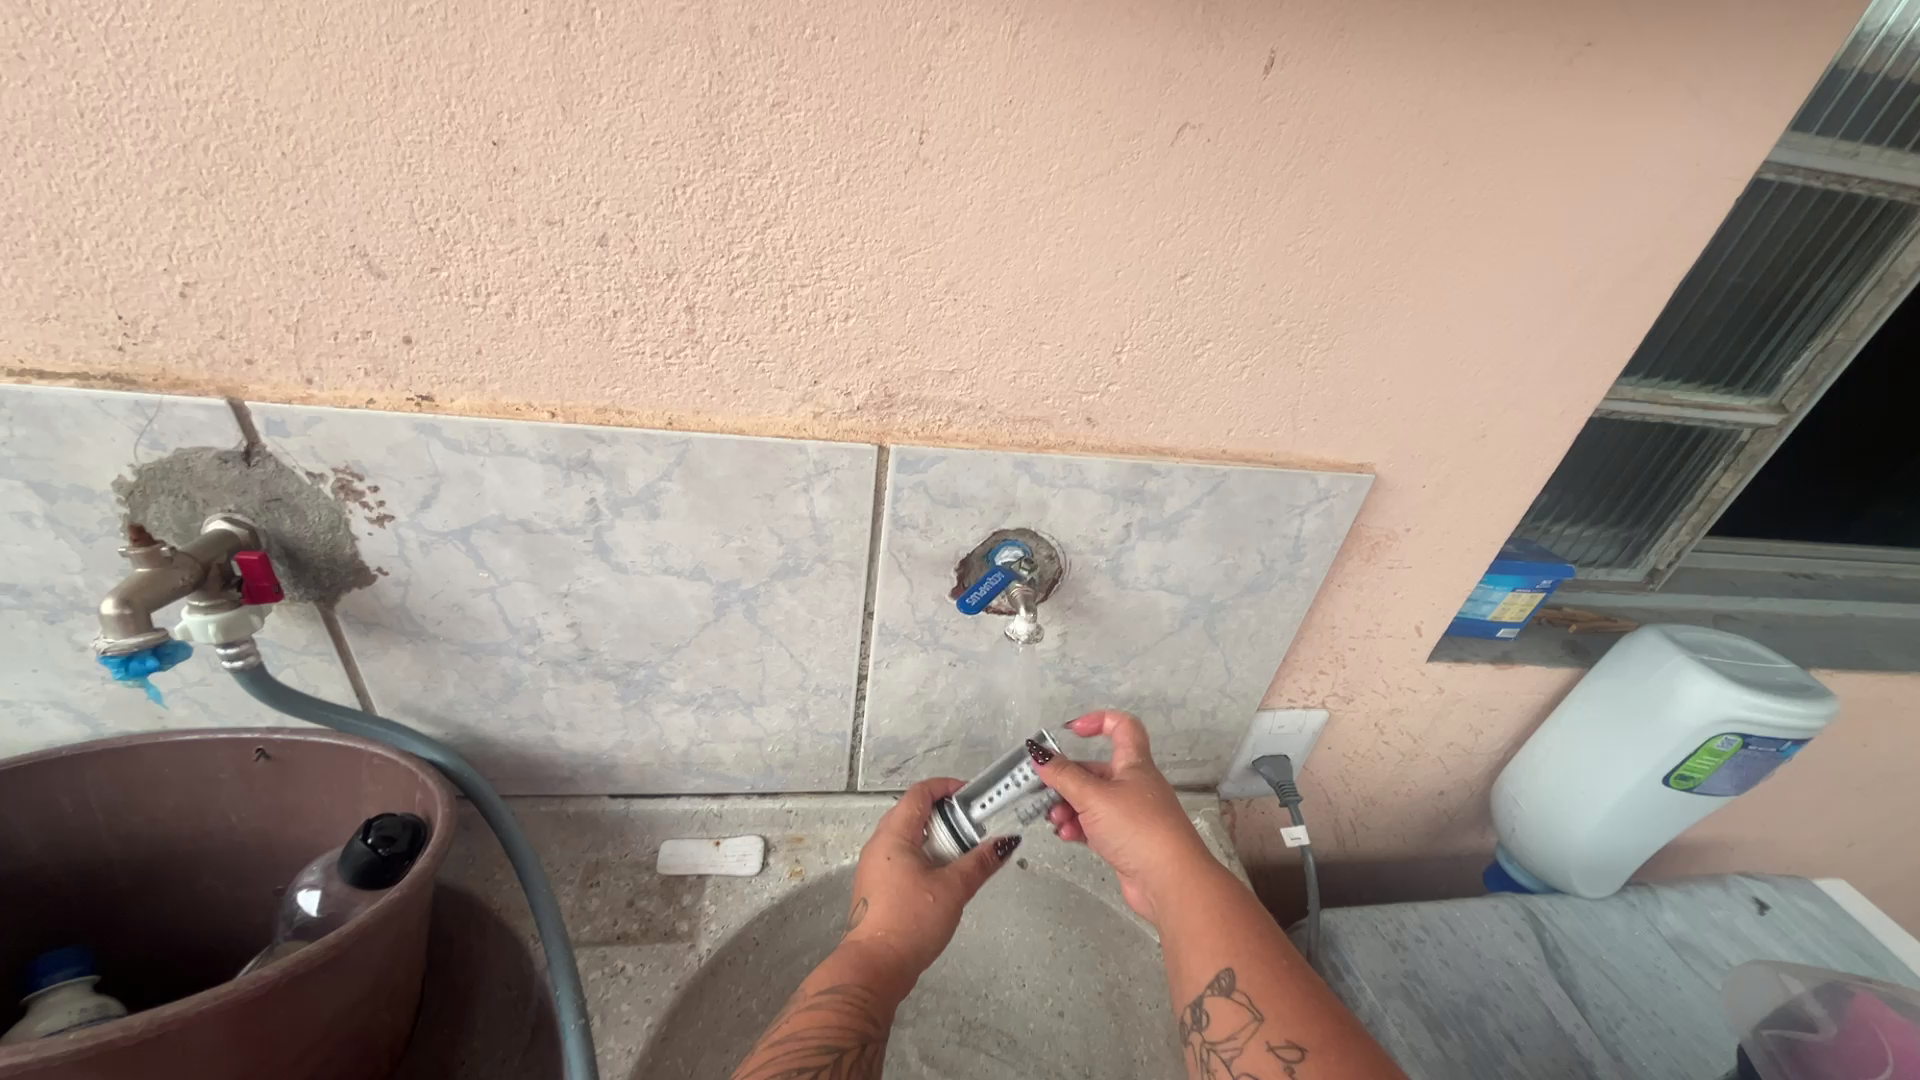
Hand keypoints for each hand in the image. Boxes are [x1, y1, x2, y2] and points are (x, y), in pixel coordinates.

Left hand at [839, 777, 1016, 986]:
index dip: (947, 788)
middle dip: (945, 813)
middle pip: (913, 812)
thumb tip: (1006, 843)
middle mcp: (879, 844)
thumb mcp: (953, 889)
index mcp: (894, 834)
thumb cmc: (911, 920)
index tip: (972, 796)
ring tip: (963, 849)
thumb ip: (980, 862)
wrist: (875, 968)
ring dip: (936, 836)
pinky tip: (943, 875)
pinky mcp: (876, 887)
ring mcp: (875, 866)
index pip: (920, 793)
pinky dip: (925, 854)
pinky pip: (902, 856)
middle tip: (973, 823)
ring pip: (908, 836)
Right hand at [1031, 710, 1220, 924]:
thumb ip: (1063, 776)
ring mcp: (1130, 814)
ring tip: (1055, 821)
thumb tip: (1039, 755)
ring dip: (1069, 807)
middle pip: (1095, 771)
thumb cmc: (1137, 829)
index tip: (1072, 731)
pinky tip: (1067, 836)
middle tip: (1044, 792)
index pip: (1122, 727)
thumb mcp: (1094, 797)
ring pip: (1091, 801)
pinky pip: (1095, 826)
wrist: (1170, 883)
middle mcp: (1133, 784)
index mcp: (1133, 764)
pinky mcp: (1125, 841)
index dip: (1098, 721)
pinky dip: (1078, 827)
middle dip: (1067, 780)